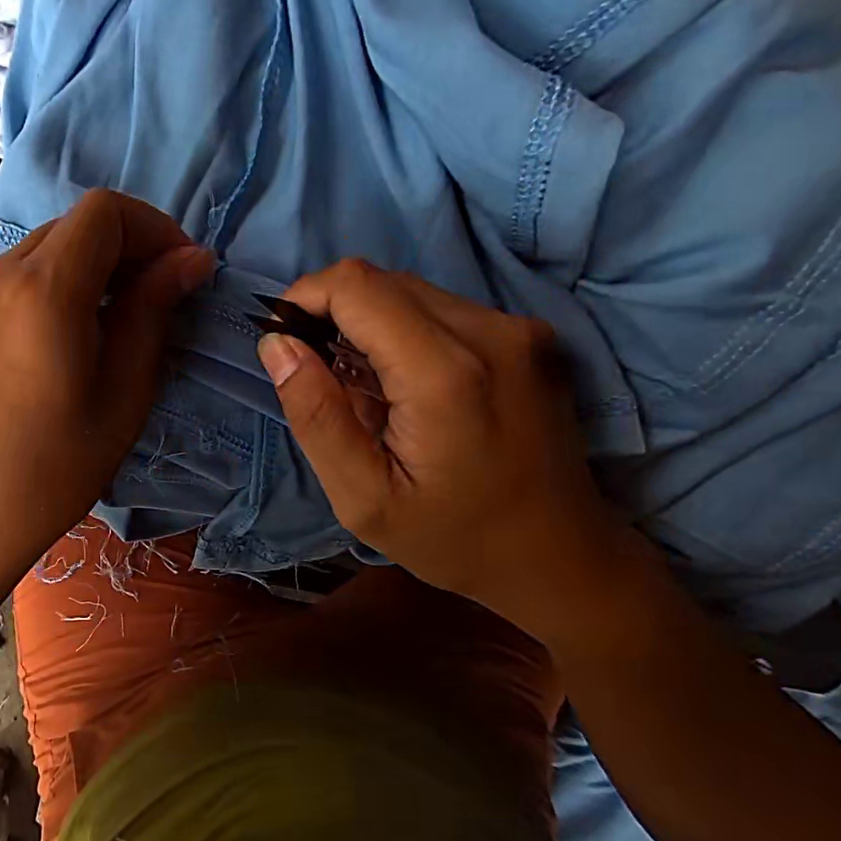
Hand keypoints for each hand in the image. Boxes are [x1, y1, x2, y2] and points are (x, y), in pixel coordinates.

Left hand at [0, 190, 215, 600]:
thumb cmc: (55, 468)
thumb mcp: (124, 392)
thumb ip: (154, 310)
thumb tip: (192, 257)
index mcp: (41, 291)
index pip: (105, 212)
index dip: (154, 228)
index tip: (180, 271)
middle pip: (72, 227)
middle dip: (124, 250)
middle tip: (153, 302)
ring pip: (41, 250)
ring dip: (85, 269)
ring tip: (105, 325)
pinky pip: (10, 277)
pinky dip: (47, 286)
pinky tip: (56, 338)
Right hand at [257, 259, 629, 634]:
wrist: (563, 558)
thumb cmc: (455, 538)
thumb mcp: (363, 499)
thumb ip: (316, 416)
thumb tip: (277, 345)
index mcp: (445, 374)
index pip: (356, 285)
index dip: (306, 298)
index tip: (285, 341)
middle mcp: (489, 332)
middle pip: (382, 282)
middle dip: (333, 315)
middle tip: (320, 376)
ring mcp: (519, 329)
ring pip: (412, 292)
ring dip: (370, 326)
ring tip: (368, 392)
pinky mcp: (530, 336)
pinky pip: (444, 310)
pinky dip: (406, 334)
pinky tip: (409, 389)